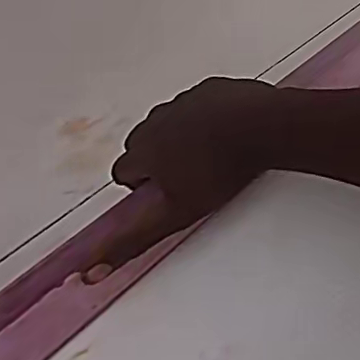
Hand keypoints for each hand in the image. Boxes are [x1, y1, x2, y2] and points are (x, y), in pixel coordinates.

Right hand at [83, 78, 287, 281]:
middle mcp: (160, 118)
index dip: (143, 185)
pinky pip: (203, 103)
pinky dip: (210, 114)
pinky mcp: (215, 87)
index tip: (166, 191)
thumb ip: (134, 241)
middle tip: (189, 173)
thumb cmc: (225, 167)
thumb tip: (91, 272)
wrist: (268, 126)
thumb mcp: (178, 213)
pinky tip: (230, 129)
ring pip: (174, 120)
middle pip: (146, 142)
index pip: (124, 170)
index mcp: (145, 147)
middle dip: (160, 157)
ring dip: (184, 133)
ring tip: (213, 152)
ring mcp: (189, 98)